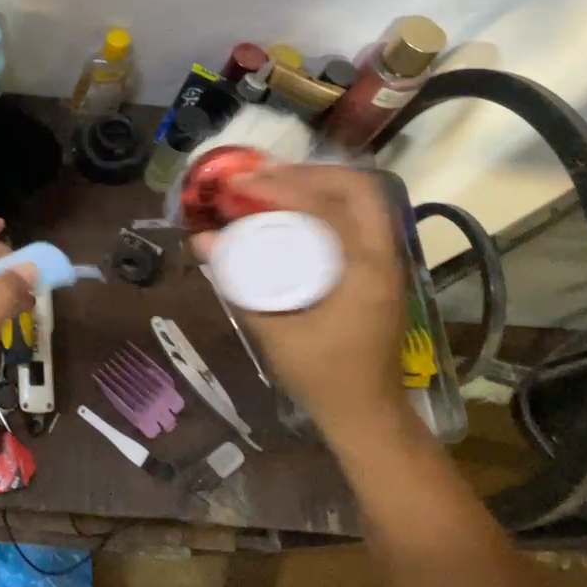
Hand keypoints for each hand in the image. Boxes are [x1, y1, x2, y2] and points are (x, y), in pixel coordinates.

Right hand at [193, 164, 408, 439]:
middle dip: (308, 172)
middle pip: (358, 187)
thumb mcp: (273, 332)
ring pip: (362, 199)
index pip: (328, 207)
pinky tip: (291, 211)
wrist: (367, 414)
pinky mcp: (378, 269)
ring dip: (318, 183)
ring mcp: (386, 262)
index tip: (242, 182)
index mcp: (365, 271)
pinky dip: (325, 203)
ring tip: (272, 185)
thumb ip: (236, 282)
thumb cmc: (322, 377)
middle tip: (263, 175)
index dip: (283, 187)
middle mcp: (384, 257)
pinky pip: (357, 218)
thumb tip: (200, 239)